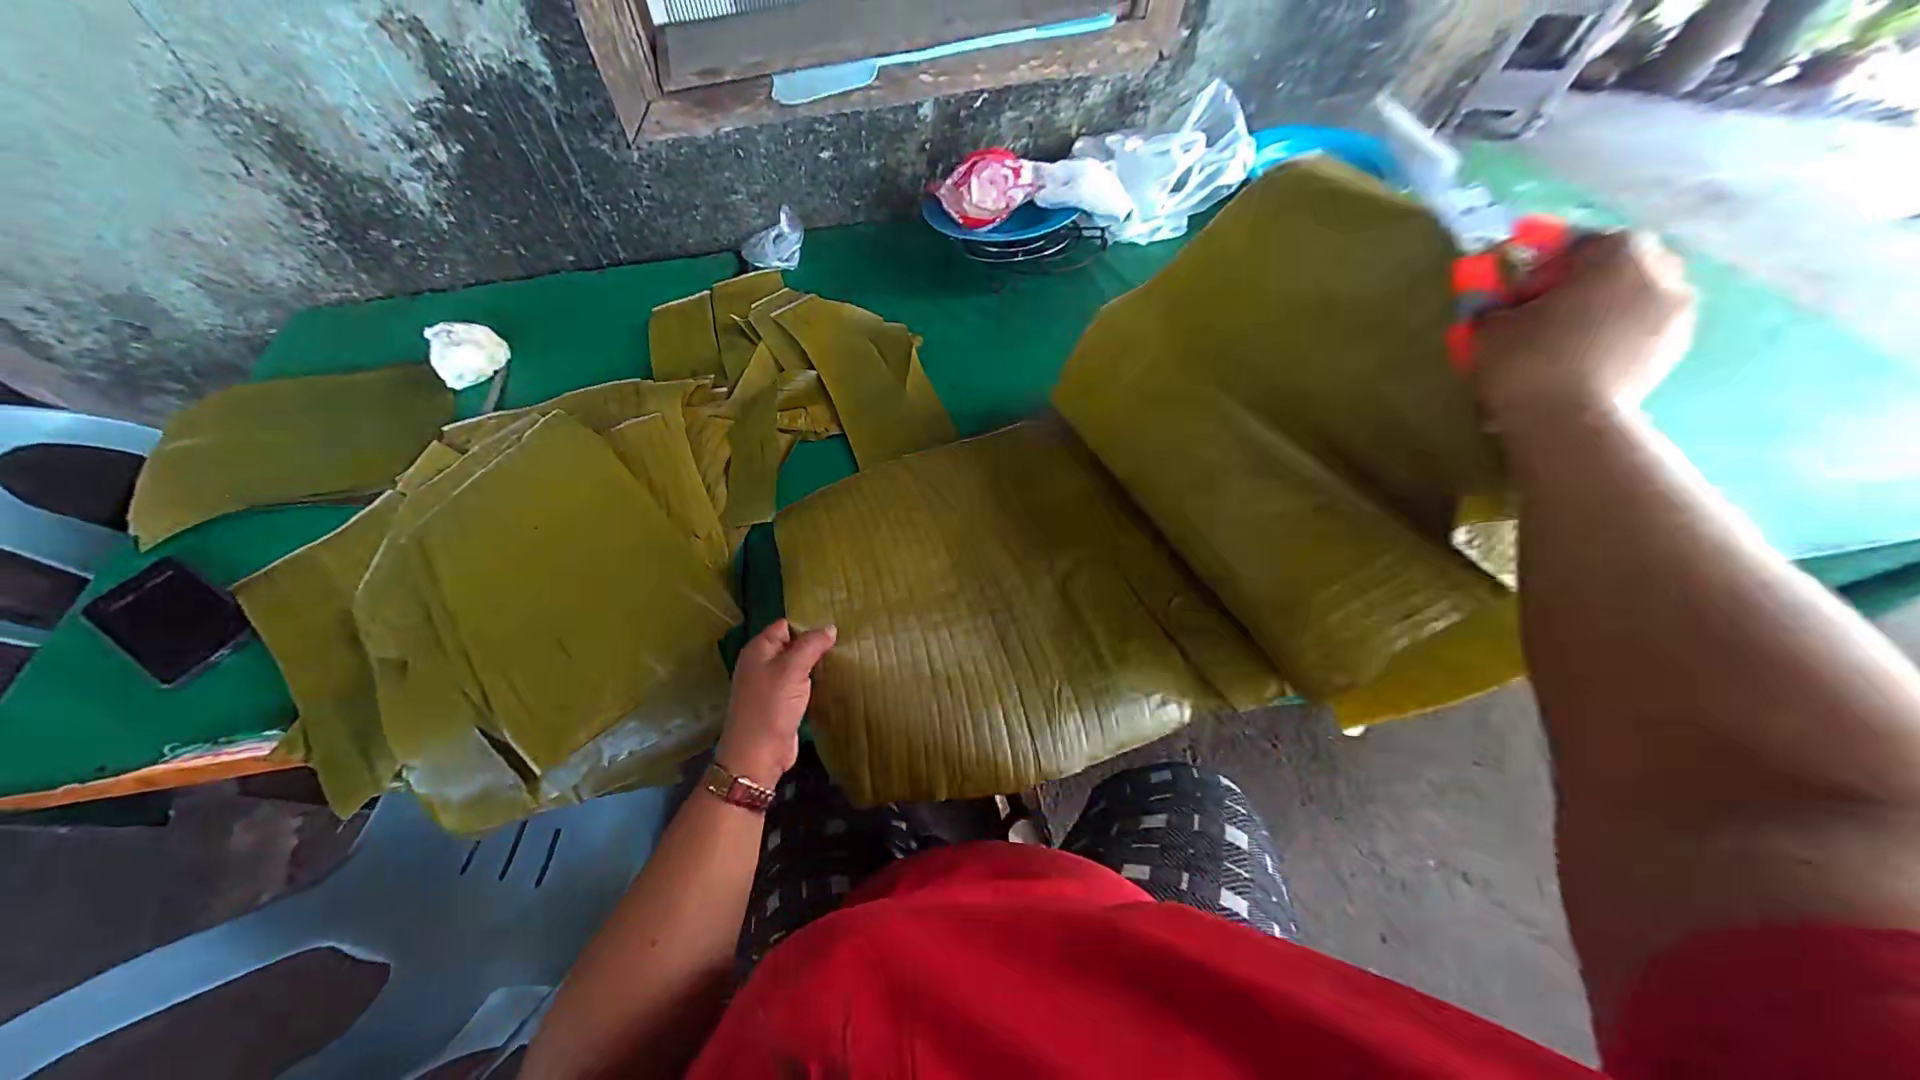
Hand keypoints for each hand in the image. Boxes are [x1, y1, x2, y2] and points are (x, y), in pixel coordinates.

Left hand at [715, 619, 836, 786]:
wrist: (758, 755)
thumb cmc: (771, 706)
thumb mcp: (791, 669)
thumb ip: (811, 645)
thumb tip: (830, 628)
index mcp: (759, 649)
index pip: (785, 625)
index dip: (807, 624)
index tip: (834, 627)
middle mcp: (763, 663)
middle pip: (793, 644)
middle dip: (815, 644)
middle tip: (845, 641)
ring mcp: (772, 684)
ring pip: (798, 665)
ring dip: (817, 664)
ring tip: (844, 657)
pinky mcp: (782, 703)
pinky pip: (801, 684)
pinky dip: (815, 681)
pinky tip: (833, 679)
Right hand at [1473, 231, 1695, 427]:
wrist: (1568, 419)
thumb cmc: (1528, 359)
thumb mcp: (1491, 327)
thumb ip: (1499, 306)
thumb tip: (1501, 308)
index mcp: (1620, 254)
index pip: (1584, 243)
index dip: (1549, 265)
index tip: (1522, 294)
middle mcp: (1663, 274)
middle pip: (1622, 267)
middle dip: (1589, 284)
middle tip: (1547, 313)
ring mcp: (1677, 315)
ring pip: (1635, 300)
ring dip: (1606, 312)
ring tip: (1566, 343)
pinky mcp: (1675, 352)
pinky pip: (1642, 332)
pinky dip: (1617, 339)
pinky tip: (1583, 363)